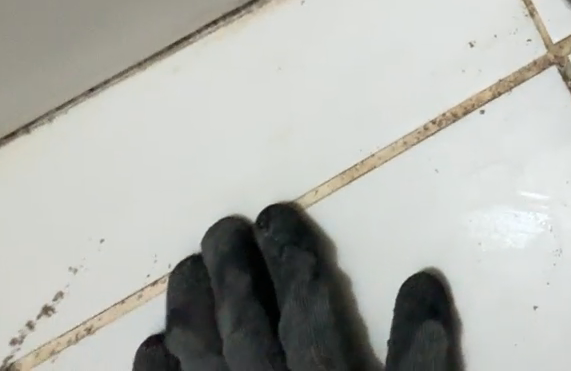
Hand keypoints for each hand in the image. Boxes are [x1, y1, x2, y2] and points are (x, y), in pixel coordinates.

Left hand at [133, 202, 459, 370]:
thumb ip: (421, 352)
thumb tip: (422, 279)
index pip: (306, 300)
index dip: (289, 253)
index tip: (273, 215)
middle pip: (246, 322)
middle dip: (233, 271)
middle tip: (219, 229)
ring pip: (201, 362)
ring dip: (190, 314)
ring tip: (181, 272)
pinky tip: (148, 354)